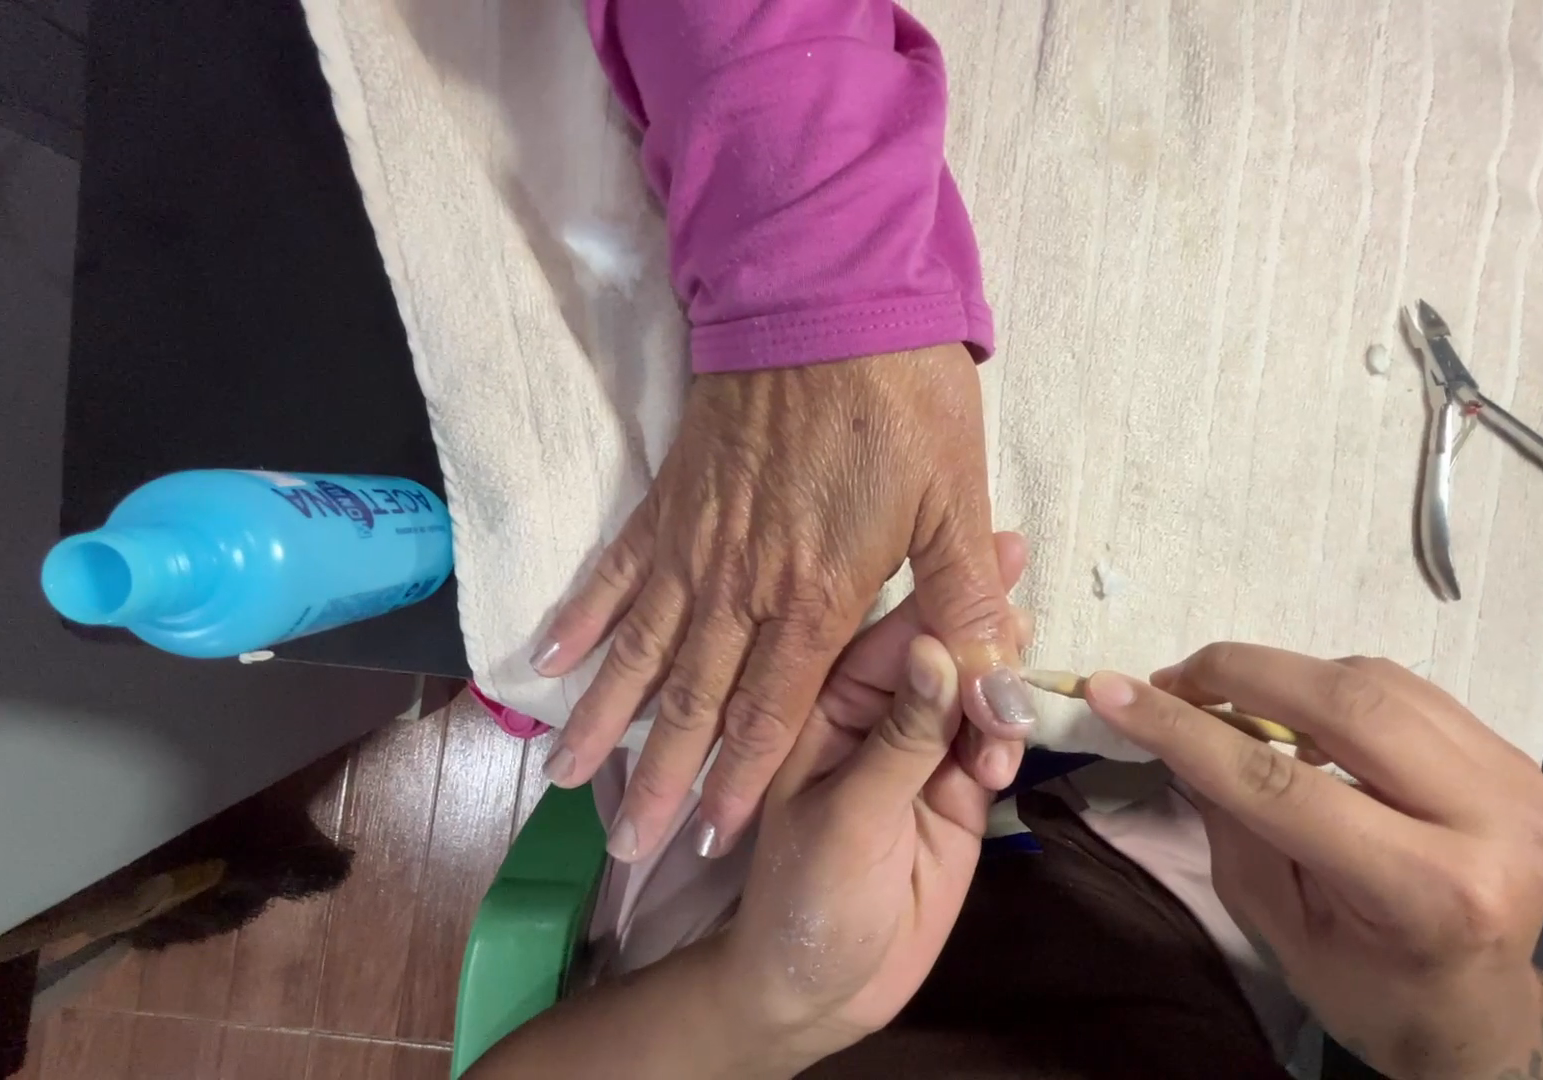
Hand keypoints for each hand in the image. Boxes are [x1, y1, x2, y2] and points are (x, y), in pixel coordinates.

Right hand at [534, 345, 1034, 862]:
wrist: (827, 294)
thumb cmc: (901, 397)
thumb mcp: (957, 497)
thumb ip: (967, 601)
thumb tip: (993, 690)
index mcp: (817, 594)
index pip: (772, 712)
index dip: (742, 781)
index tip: (707, 839)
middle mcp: (743, 584)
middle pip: (696, 698)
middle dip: (663, 776)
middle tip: (626, 843)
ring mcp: (697, 541)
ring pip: (643, 648)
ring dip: (607, 718)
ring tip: (564, 774)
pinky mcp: (672, 498)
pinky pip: (617, 569)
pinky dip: (584, 618)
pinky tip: (550, 661)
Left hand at [707, 531, 1030, 1066]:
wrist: (825, 989)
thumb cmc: (807, 897)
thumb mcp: (849, 814)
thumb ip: (901, 739)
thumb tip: (941, 650)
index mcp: (831, 705)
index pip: (891, 639)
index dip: (939, 598)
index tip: (990, 552)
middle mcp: (879, 715)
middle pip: (939, 655)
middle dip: (978, 624)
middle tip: (1016, 581)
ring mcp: (923, 751)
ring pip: (971, 696)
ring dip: (998, 681)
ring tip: (1022, 658)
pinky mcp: (959, 790)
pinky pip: (990, 748)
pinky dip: (1006, 741)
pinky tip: (1012, 741)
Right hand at [1084, 645, 1542, 1079]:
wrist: (1480, 1012)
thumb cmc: (1359, 979)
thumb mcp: (1270, 915)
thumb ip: (1228, 814)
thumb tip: (1178, 723)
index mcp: (1423, 893)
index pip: (1277, 784)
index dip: (1182, 728)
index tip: (1110, 690)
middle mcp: (1492, 828)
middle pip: (1343, 704)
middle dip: (1236, 673)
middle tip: (1172, 680)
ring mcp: (1522, 785)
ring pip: (1371, 679)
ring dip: (1279, 674)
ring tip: (1227, 698)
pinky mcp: (1529, 760)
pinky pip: (1401, 686)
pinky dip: (1327, 682)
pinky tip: (1295, 709)